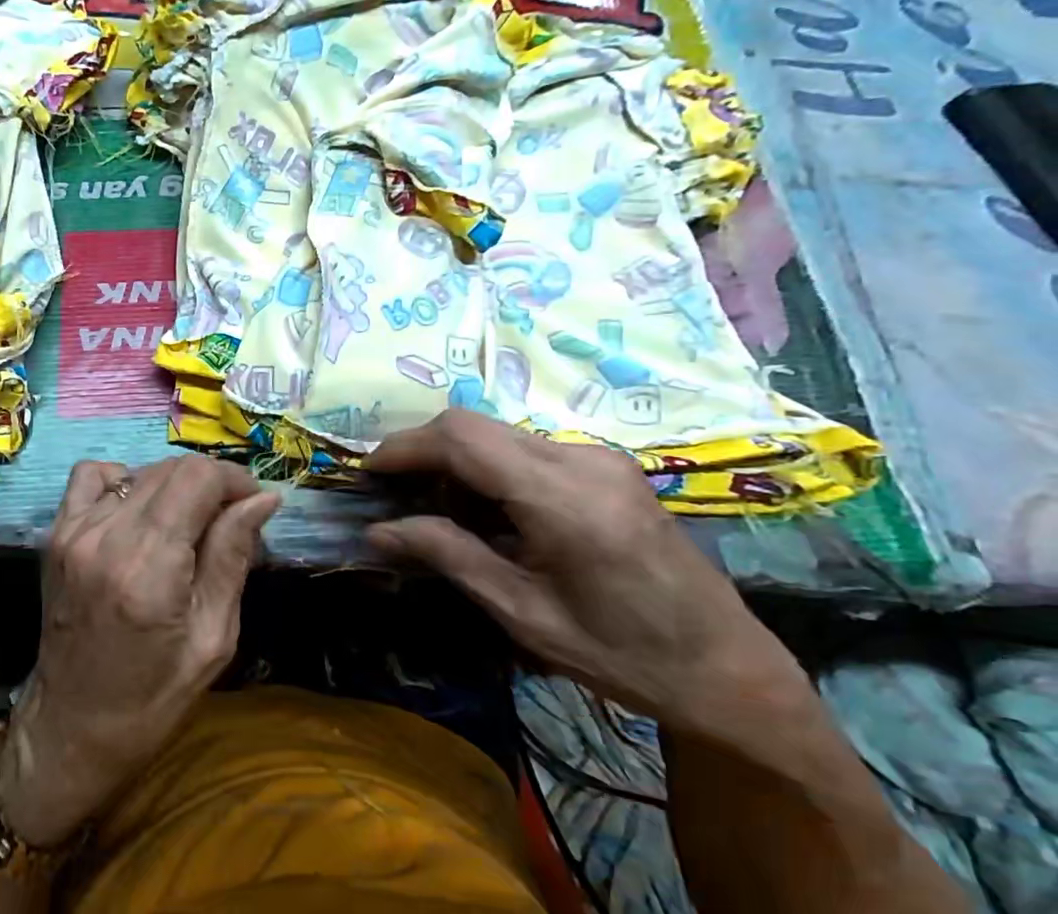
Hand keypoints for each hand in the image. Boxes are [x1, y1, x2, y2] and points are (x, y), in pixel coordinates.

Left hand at [0, 456, 280, 846]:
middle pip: (169, 469)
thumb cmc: (154, 696)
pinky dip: (123, 481)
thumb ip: (233, 556)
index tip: (255, 503)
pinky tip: (139, 512)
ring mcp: (73, 532)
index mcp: (148, 567)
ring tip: (187, 523)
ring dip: (172, 487)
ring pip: (137, 472)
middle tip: (230, 519)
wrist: (74, 723)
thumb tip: (262, 499)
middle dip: (210, 483)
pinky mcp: (56, 534)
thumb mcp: (213, 636)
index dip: (234, 479)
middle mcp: (106, 537)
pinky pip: (90, 477)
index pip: (196, 478)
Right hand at [363, 410, 807, 732]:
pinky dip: (485, 467)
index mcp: (564, 499)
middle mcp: (583, 460)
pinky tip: (483, 511)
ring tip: (434, 510)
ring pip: (495, 432)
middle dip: (420, 450)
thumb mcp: (522, 612)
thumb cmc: (621, 654)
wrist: (728, 671)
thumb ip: (447, 556)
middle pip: (473, 424)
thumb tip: (376, 530)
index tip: (366, 474)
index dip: (402, 448)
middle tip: (392, 493)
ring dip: (452, 459)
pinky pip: (523, 447)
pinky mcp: (606, 466)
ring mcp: (599, 458)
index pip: (460, 439)